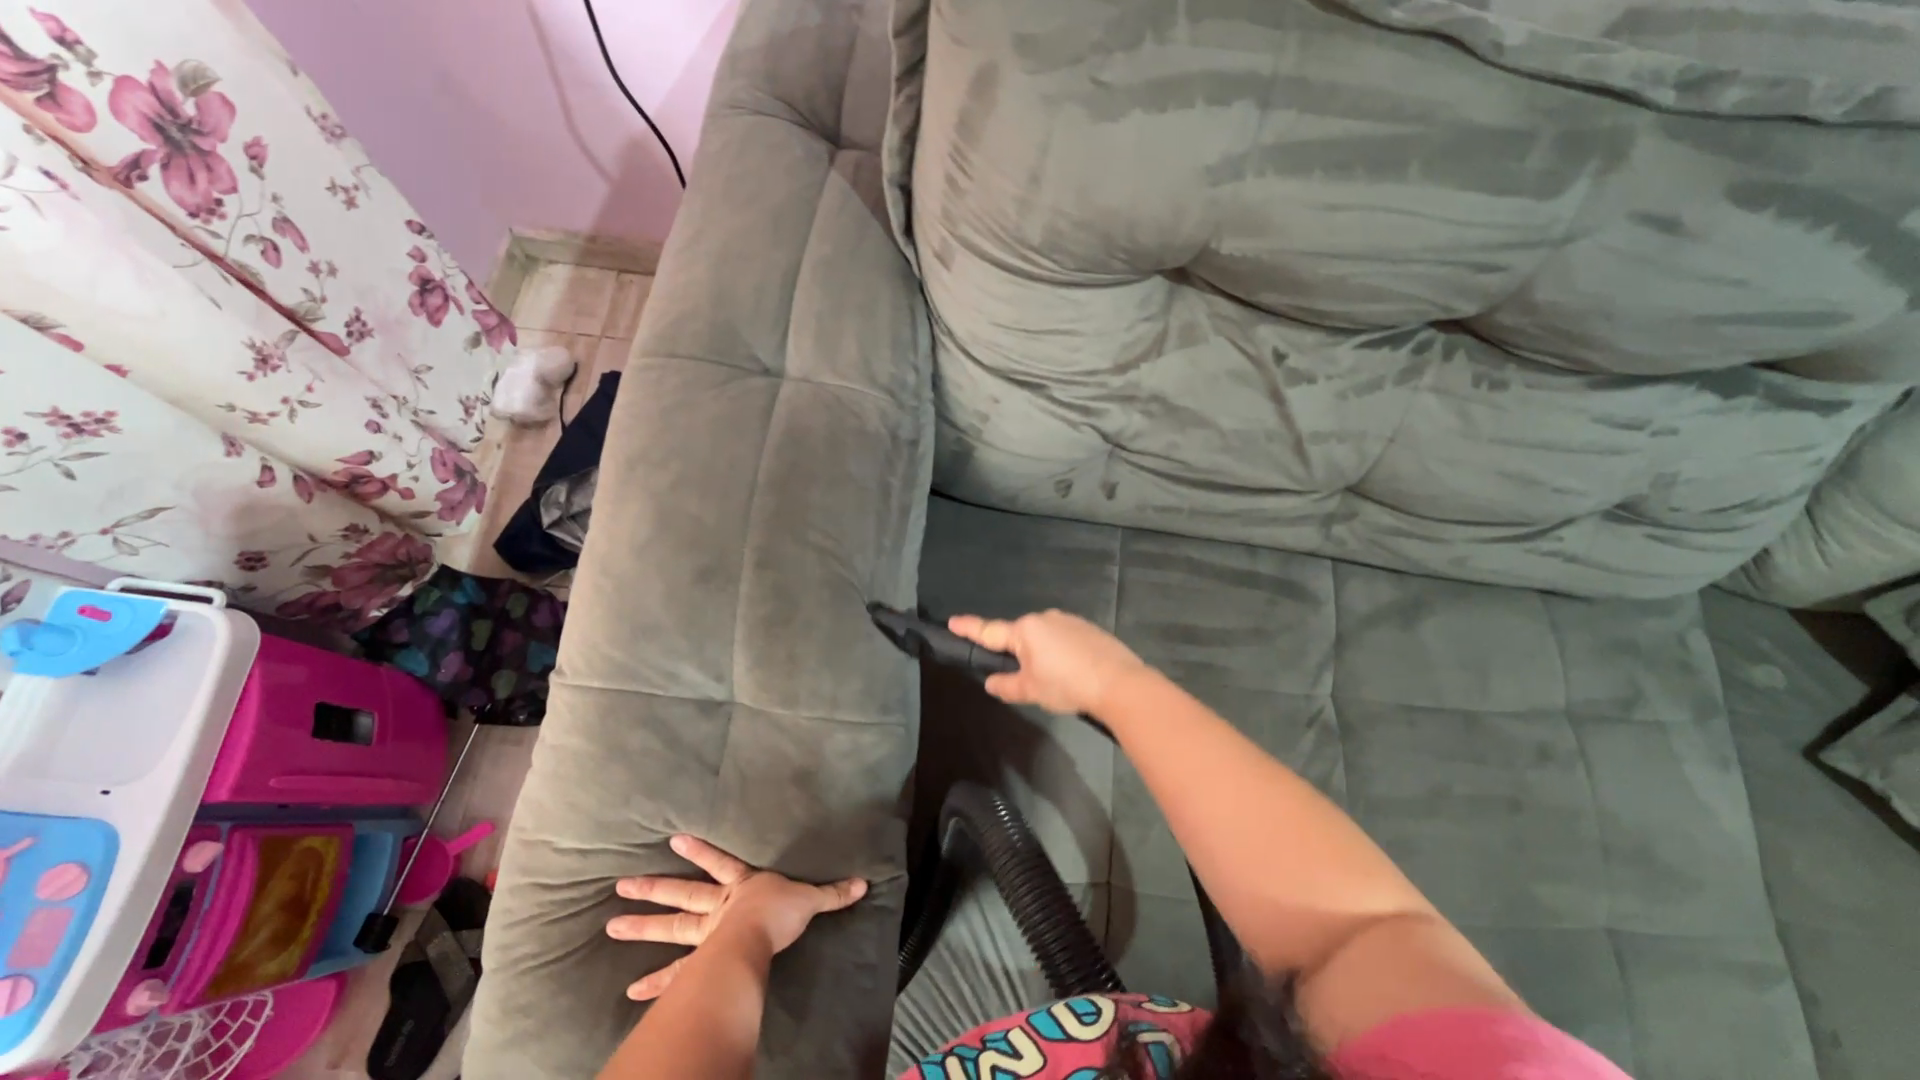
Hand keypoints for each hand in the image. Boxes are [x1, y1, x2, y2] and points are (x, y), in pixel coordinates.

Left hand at [605, 835, 866, 999]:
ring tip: (612, 925)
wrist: (760, 938)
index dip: (700, 852)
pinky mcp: (703, 961)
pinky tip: (632, 991)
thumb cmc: (781, 913)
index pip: (719, 862)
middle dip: (654, 889)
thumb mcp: (810, 899)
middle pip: (682, 894)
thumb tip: (863, 882)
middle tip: (622, 885)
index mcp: (742, 886)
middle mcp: (719, 905)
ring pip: (671, 927)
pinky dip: (656, 981)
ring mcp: (707, 933)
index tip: (674, 840)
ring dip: (642, 926)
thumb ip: (833, 892)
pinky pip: (676, 972)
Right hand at [948, 609, 1148, 715]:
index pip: (990, 631)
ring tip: (1055, 682)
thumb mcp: (1031, 691)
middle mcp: (1045, 618)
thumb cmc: (1067, 685)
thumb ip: (1006, 685)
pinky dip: (1062, 654)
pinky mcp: (1089, 629)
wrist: (1119, 683)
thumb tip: (991, 682)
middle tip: (1024, 679)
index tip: (952, 621)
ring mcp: (1070, 621)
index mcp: (1025, 630)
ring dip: (1042, 654)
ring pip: (1044, 638)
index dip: (969, 629)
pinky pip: (1065, 640)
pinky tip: (1073, 674)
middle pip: (1020, 636)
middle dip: (1018, 654)